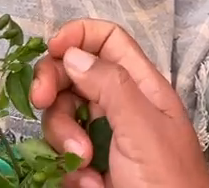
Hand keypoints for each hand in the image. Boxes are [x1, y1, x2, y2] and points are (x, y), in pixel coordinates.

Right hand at [29, 19, 208, 187]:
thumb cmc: (167, 184)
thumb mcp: (143, 128)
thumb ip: (110, 85)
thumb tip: (71, 52)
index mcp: (142, 86)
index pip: (108, 40)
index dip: (78, 36)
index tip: (51, 49)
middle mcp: (121, 106)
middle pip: (75, 73)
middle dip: (54, 84)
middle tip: (40, 100)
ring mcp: (104, 140)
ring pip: (63, 114)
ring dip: (63, 134)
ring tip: (82, 162)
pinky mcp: (90, 171)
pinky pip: (63, 155)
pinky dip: (68, 168)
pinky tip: (88, 185)